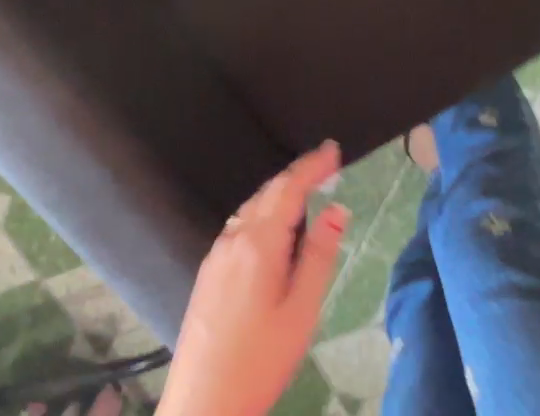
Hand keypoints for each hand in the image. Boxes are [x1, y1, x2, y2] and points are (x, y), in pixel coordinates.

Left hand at [156, 143, 349, 415]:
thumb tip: (336, 209)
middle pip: (268, 193)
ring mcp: (216, 255)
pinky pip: (239, 226)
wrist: (203, 401)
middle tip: (326, 165)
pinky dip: (262, 213)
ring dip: (279, 193)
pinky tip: (273, 228)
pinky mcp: (208, 272)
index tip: (332, 149)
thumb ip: (319, 256)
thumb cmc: (261, 359)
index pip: (289, 189)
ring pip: (251, 209)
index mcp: (259, 244)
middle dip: (297, 175)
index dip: (312, 166)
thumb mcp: (302, 310)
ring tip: (306, 190)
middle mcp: (234, 240)